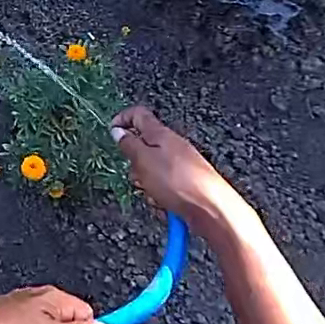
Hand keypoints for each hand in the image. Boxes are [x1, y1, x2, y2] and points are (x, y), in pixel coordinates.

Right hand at [111, 105, 249, 236]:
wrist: (213, 209)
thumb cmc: (180, 182)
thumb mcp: (144, 160)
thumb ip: (129, 145)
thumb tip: (118, 131)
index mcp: (161, 134)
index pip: (138, 114)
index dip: (122, 119)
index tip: (112, 131)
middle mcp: (172, 145)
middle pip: (144, 145)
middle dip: (134, 162)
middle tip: (136, 173)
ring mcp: (181, 164)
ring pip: (152, 168)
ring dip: (146, 182)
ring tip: (154, 192)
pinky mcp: (187, 183)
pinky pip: (164, 185)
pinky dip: (160, 194)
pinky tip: (165, 203)